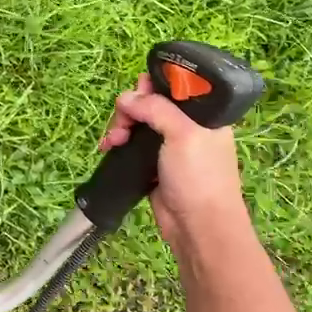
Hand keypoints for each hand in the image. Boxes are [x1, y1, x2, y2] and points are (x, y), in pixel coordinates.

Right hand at [99, 73, 247, 251]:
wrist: (198, 226)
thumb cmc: (199, 177)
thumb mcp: (183, 134)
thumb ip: (155, 109)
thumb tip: (125, 97)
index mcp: (204, 117)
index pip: (177, 87)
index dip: (155, 84)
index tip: (138, 90)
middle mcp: (187, 127)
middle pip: (150, 104)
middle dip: (131, 108)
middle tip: (123, 122)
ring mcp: (168, 146)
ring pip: (137, 123)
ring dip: (120, 125)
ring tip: (113, 140)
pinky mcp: (152, 162)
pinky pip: (131, 143)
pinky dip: (117, 141)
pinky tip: (108, 146)